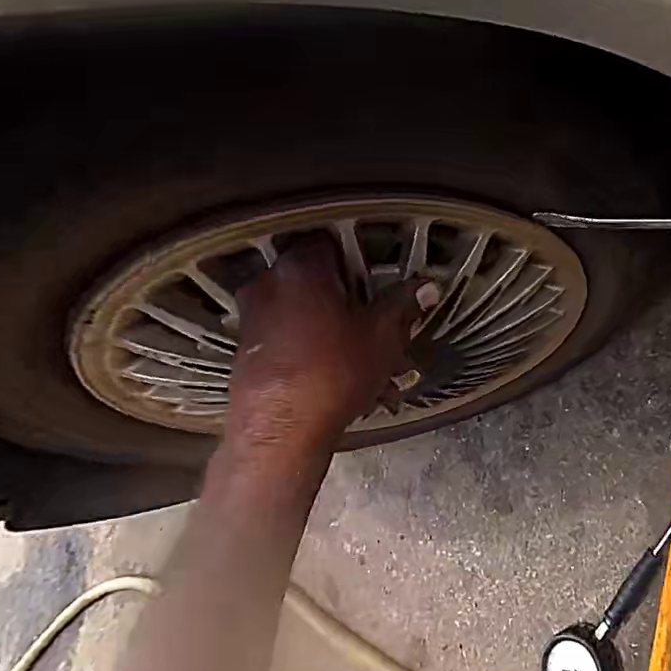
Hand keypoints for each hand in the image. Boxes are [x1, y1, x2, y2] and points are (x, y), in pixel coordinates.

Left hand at [226, 236, 435, 453]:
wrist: (279, 431)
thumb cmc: (332, 375)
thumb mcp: (383, 337)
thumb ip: (404, 304)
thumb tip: (425, 287)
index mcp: (302, 267)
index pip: (331, 240)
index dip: (358, 256)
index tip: (376, 277)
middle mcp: (269, 282)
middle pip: (313, 274)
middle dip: (343, 293)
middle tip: (369, 317)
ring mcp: (251, 314)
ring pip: (299, 306)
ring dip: (325, 320)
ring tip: (353, 350)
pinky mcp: (245, 346)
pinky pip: (283, 332)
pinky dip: (305, 342)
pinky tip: (328, 369)